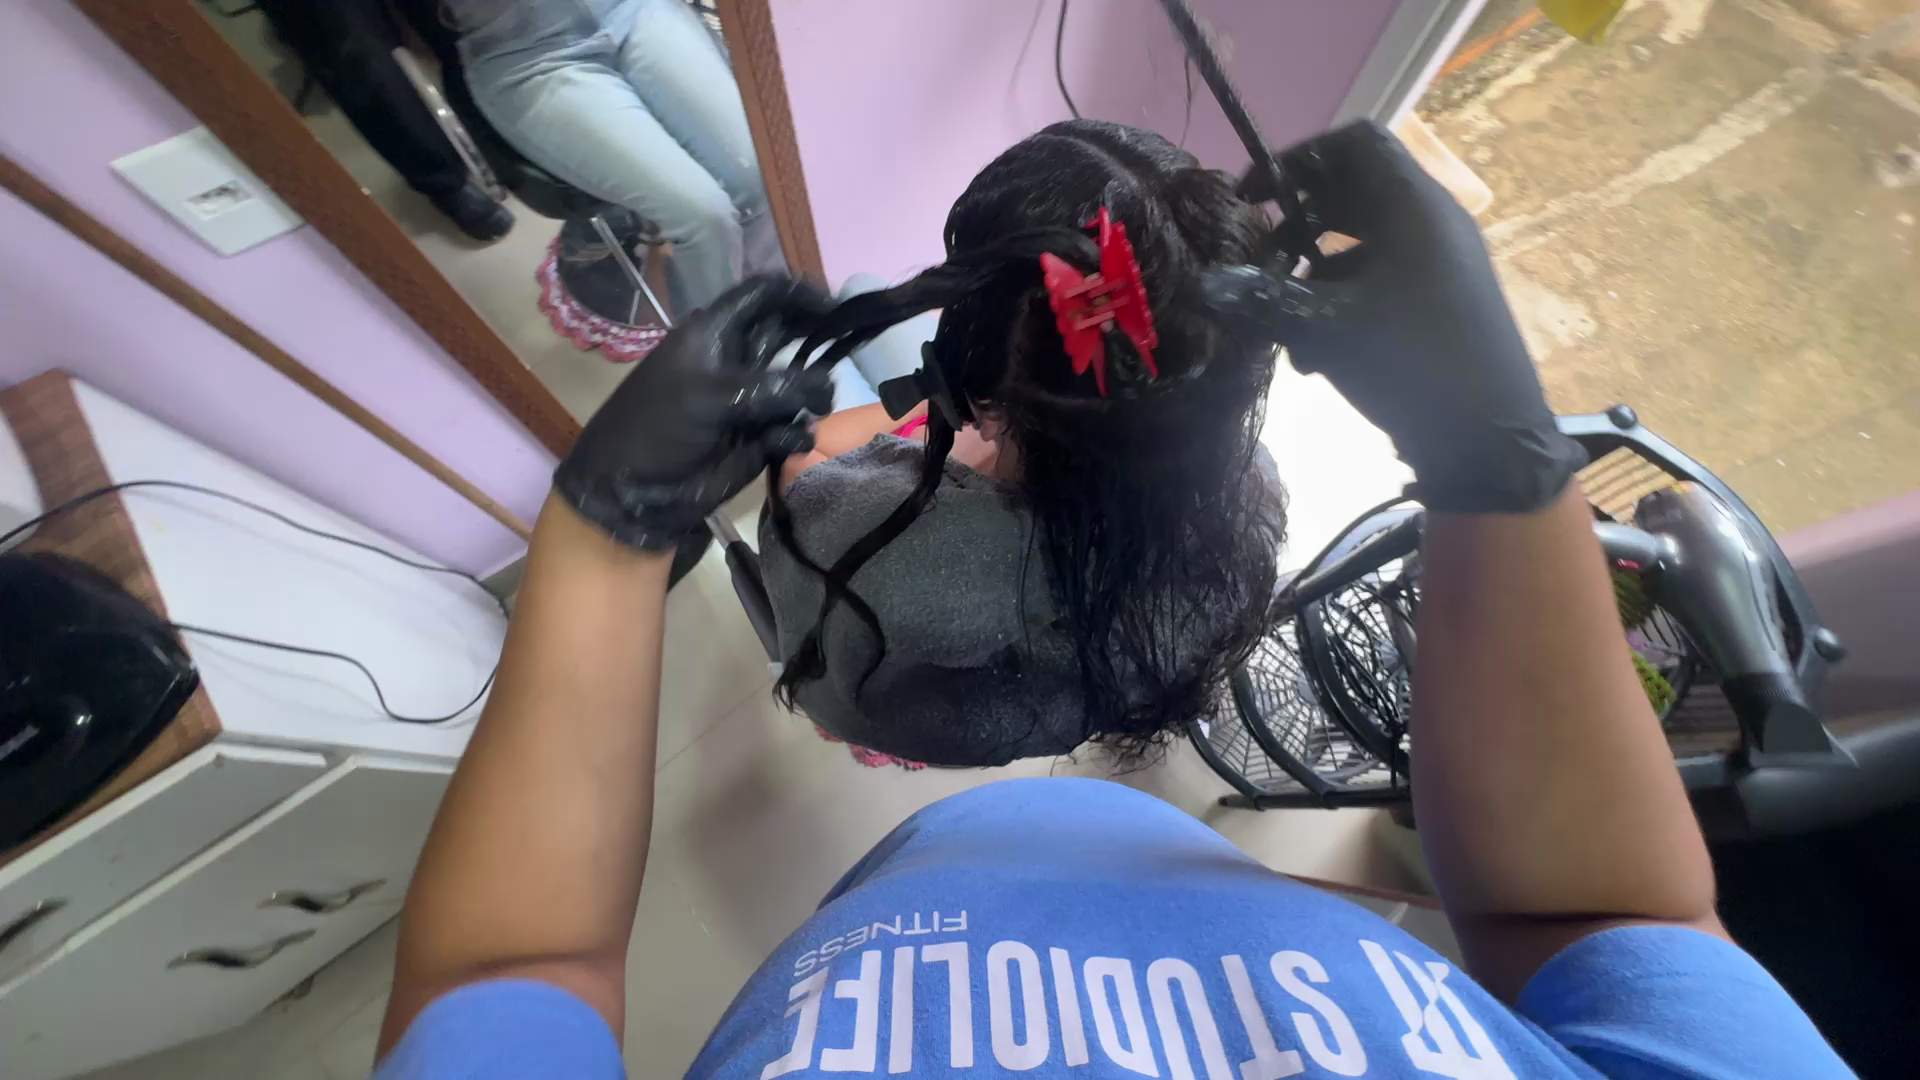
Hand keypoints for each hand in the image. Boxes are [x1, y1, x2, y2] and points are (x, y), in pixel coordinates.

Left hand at [553, 276, 834, 548]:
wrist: (636, 490)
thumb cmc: (659, 426)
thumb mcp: (711, 394)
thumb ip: (771, 386)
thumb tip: (824, 385)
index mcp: (718, 334)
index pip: (765, 296)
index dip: (799, 294)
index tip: (836, 307)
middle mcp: (741, 362)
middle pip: (793, 339)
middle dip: (818, 347)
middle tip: (846, 356)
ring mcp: (755, 402)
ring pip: (804, 389)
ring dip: (813, 399)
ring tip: (813, 410)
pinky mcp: (764, 439)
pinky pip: (797, 429)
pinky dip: (795, 435)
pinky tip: (778, 446)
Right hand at [1203, 120, 1584, 512]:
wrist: (1483, 433)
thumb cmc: (1410, 363)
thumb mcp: (1327, 329)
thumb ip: (1262, 300)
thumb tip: (1204, 283)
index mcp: (1410, 207)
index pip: (1351, 144)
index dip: (1295, 160)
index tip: (1249, 198)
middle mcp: (1425, 222)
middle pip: (1348, 194)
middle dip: (1293, 225)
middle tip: (1254, 259)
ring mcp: (1430, 262)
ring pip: (1352, 243)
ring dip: (1305, 271)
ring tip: (1277, 314)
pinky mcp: (1427, 298)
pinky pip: (1367, 279)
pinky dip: (1330, 300)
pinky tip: (1310, 349)